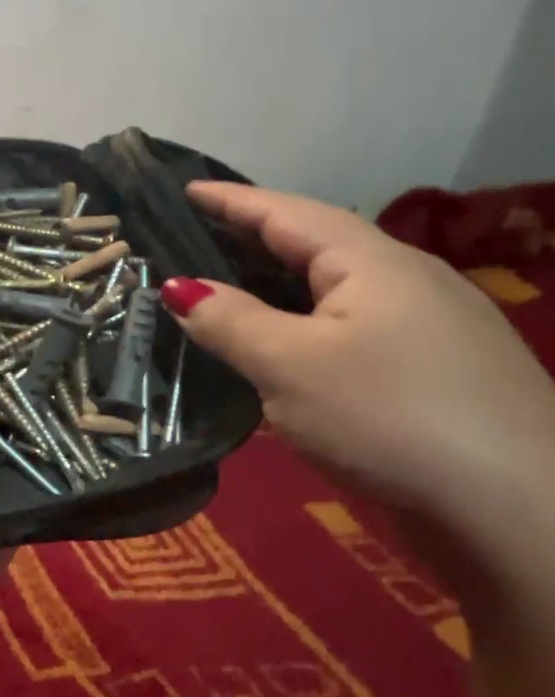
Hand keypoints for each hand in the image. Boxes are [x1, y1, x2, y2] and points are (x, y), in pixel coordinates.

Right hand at [164, 182, 554, 538]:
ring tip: (219, 285)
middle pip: (317, 245)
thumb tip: (178, 285)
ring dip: (274, 281)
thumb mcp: (288, 365)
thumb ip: (229, 320)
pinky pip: (348, 324)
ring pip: (334, 287)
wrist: (518, 508)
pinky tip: (276, 343)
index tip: (182, 188)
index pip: (291, 214)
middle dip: (253, 236)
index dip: (234, 201)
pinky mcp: (432, 371)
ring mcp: (429, 329)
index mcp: (376, 266)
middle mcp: (410, 283)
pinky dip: (298, 319)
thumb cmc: (390, 417)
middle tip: (189, 235)